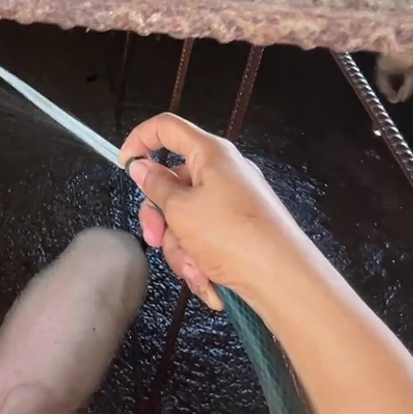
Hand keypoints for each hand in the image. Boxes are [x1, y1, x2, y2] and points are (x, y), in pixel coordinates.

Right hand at [118, 113, 311, 309]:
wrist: (288, 285)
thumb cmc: (230, 236)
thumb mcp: (180, 209)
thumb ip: (155, 185)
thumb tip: (141, 166)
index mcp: (210, 154)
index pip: (166, 128)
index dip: (140, 139)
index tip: (124, 165)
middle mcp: (224, 172)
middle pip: (173, 182)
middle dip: (160, 215)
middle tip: (154, 238)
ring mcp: (235, 204)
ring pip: (186, 217)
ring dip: (181, 246)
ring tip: (194, 271)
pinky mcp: (243, 232)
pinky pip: (207, 238)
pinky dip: (202, 260)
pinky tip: (210, 283)